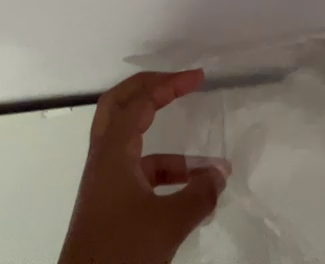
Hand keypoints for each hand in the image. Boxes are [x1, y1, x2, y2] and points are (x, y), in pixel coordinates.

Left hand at [57, 69, 225, 263]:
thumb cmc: (121, 251)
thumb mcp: (167, 224)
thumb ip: (198, 196)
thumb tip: (219, 175)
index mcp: (112, 151)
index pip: (140, 100)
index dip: (170, 83)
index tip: (199, 78)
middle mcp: (105, 158)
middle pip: (121, 105)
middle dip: (152, 89)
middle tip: (181, 84)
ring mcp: (105, 181)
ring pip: (135, 145)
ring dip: (172, 150)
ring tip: (210, 169)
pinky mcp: (110, 205)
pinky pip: (141, 176)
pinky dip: (167, 177)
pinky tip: (194, 196)